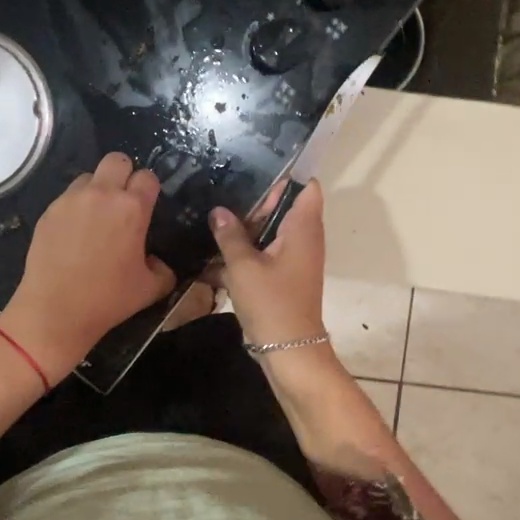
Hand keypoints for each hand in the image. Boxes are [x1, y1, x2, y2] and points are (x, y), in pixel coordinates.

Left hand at [0, 152, 176, 377]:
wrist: (55, 310)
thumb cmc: (108, 299)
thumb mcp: (150, 289)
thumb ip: (163, 270)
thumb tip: (157, 262)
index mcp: (132, 208)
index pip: (148, 177)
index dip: (150, 189)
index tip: (147, 205)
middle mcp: (102, 194)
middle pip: (117, 160)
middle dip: (124, 174)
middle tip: (123, 201)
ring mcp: (71, 200)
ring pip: (89, 176)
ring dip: (97, 188)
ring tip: (96, 216)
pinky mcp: (49, 211)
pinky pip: (67, 196)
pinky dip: (75, 206)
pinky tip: (75, 233)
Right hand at [208, 180, 326, 347]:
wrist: (288, 350)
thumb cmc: (271, 302)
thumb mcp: (242, 265)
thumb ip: (230, 235)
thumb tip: (219, 211)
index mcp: (303, 227)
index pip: (307, 186)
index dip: (285, 175)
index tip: (254, 170)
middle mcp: (303, 238)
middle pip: (283, 206)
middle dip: (254, 201)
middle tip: (222, 193)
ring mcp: (293, 258)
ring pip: (270, 231)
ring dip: (245, 228)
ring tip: (211, 216)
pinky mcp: (282, 276)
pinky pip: (264, 253)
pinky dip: (245, 252)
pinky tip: (214, 252)